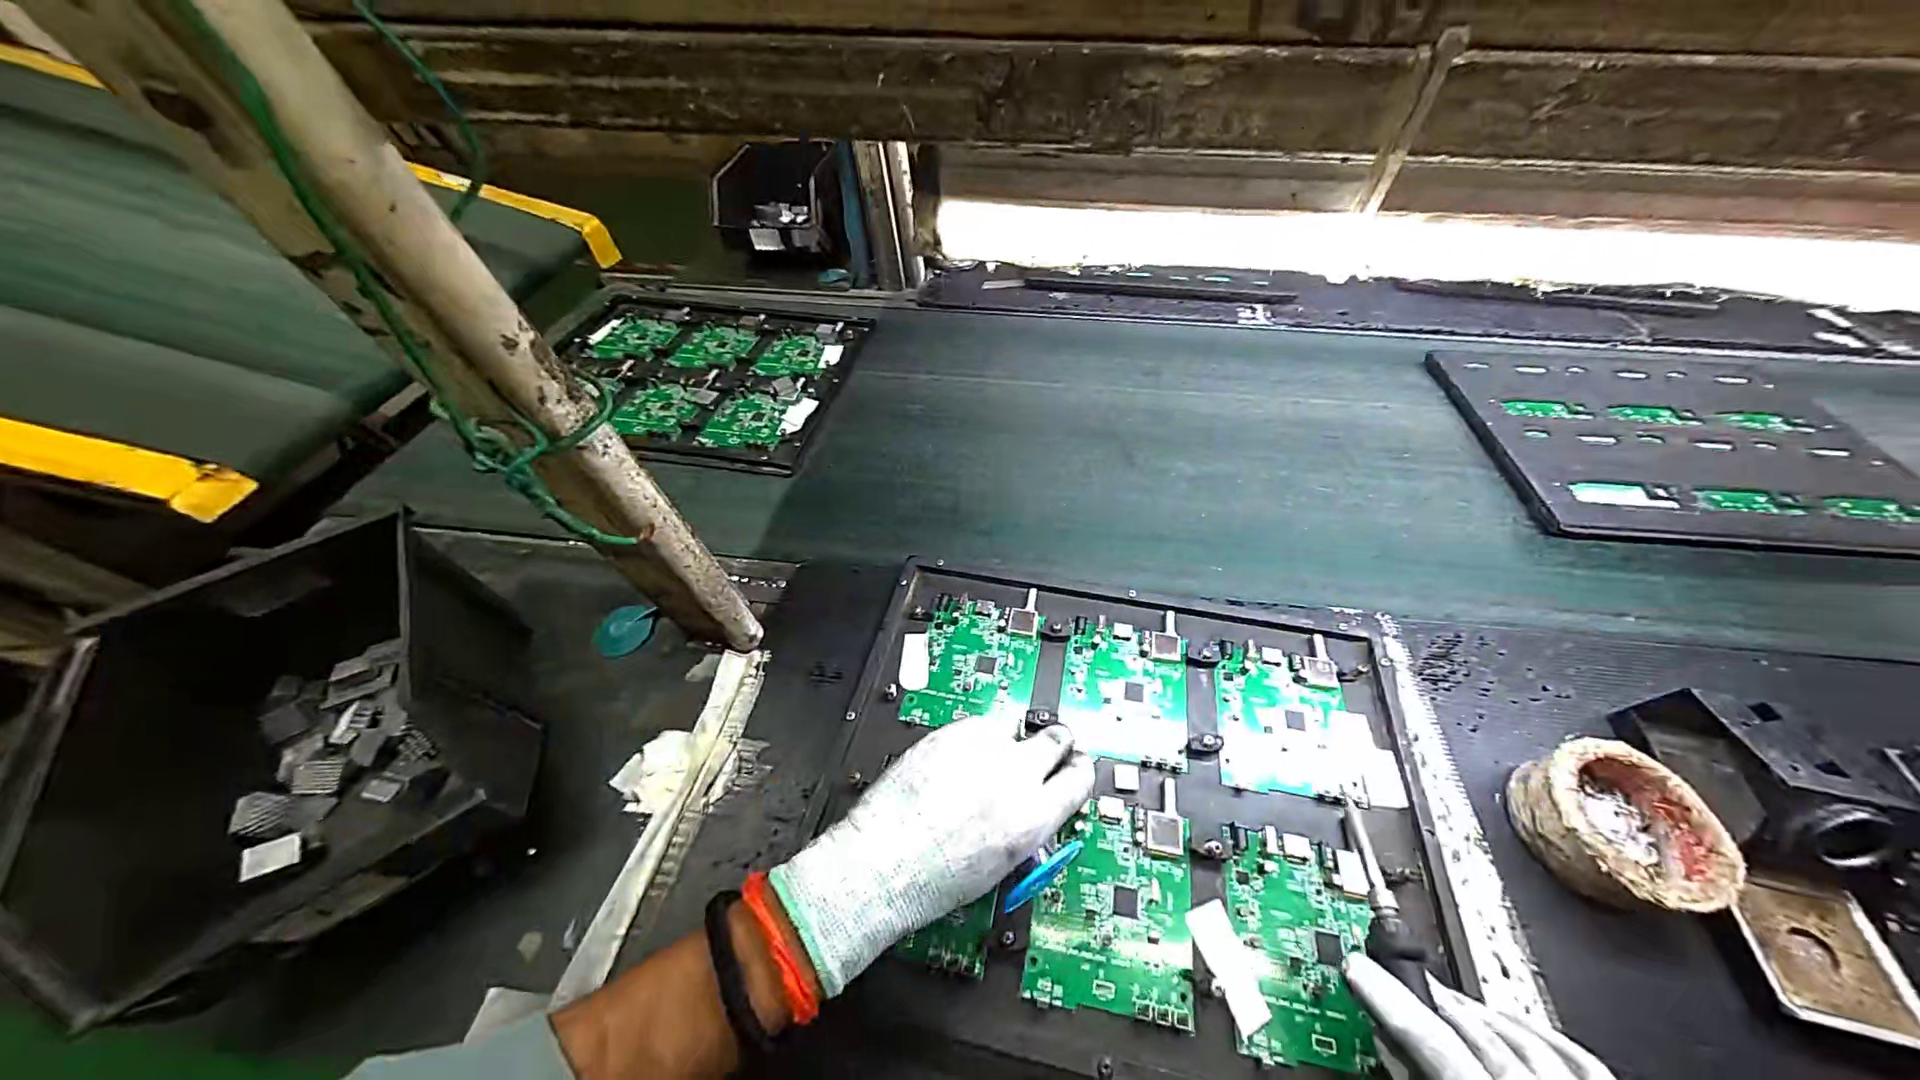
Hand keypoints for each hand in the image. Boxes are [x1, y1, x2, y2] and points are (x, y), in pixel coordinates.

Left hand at [767, 714, 1094, 995]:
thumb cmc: (932, 881)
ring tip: (985, 762)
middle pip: (1056, 738)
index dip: (1079, 768)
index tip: (1075, 763)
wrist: (881, 865)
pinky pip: (975, 725)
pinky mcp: (951, 735)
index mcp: (1033, 819)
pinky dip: (972, 738)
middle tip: (1045, 744)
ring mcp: (982, 751)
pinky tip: (957, 761)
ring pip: (1013, 726)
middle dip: (1055, 740)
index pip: (1079, 778)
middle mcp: (1015, 778)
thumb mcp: (1002, 865)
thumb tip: (1038, 803)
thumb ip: (1028, 824)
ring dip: (1007, 740)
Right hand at [1344, 954, 1614, 1079]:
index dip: (1392, 1001)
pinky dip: (1537, 1030)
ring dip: (1472, 1008)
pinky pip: (1582, 1061)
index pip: (1437, 1046)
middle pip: (1479, 1033)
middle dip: (1427, 998)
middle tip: (1387, 970)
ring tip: (1436, 991)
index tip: (1358, 966)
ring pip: (1525, 1038)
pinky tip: (1511, 1015)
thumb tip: (1387, 1049)